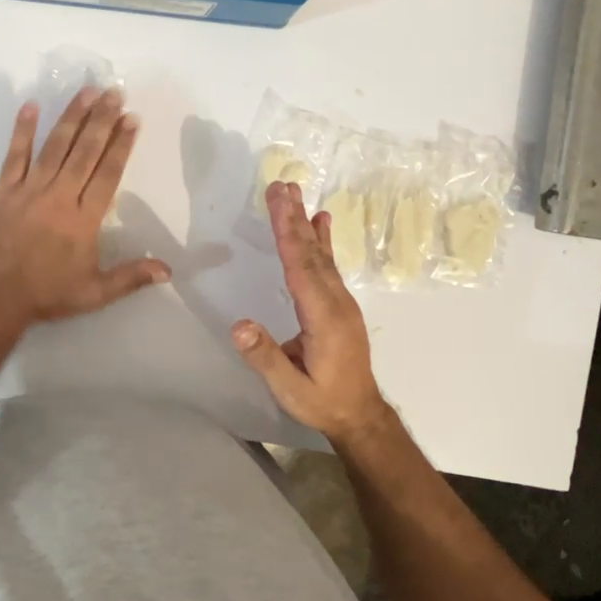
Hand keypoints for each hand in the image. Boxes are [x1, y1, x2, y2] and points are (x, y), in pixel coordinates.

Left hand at [0, 88, 171, 324]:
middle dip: (102, 120)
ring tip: (87, 91)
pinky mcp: (4, 191)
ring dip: (72, 117)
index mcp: (84, 220)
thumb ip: (131, 277)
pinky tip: (31, 106)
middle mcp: (60, 197)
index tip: (132, 119)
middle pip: (85, 151)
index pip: (108, 173)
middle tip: (115, 92)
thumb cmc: (49, 294)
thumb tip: (168, 270)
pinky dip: (22, 130)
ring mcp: (30, 190)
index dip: (121, 144)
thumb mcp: (95, 293)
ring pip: (55, 146)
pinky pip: (14, 155)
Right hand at [232, 181, 393, 445]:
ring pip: (320, 255)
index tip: (277, 202)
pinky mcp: (339, 305)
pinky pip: (327, 264)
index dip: (287, 233)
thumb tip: (239, 325)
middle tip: (282, 185)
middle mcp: (335, 302)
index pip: (301, 267)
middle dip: (293, 217)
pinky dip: (321, 239)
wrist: (360, 415)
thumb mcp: (289, 389)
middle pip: (311, 253)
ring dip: (304, 222)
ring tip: (295, 193)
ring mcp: (341, 301)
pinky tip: (320, 221)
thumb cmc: (322, 401)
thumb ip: (266, 357)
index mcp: (323, 318)